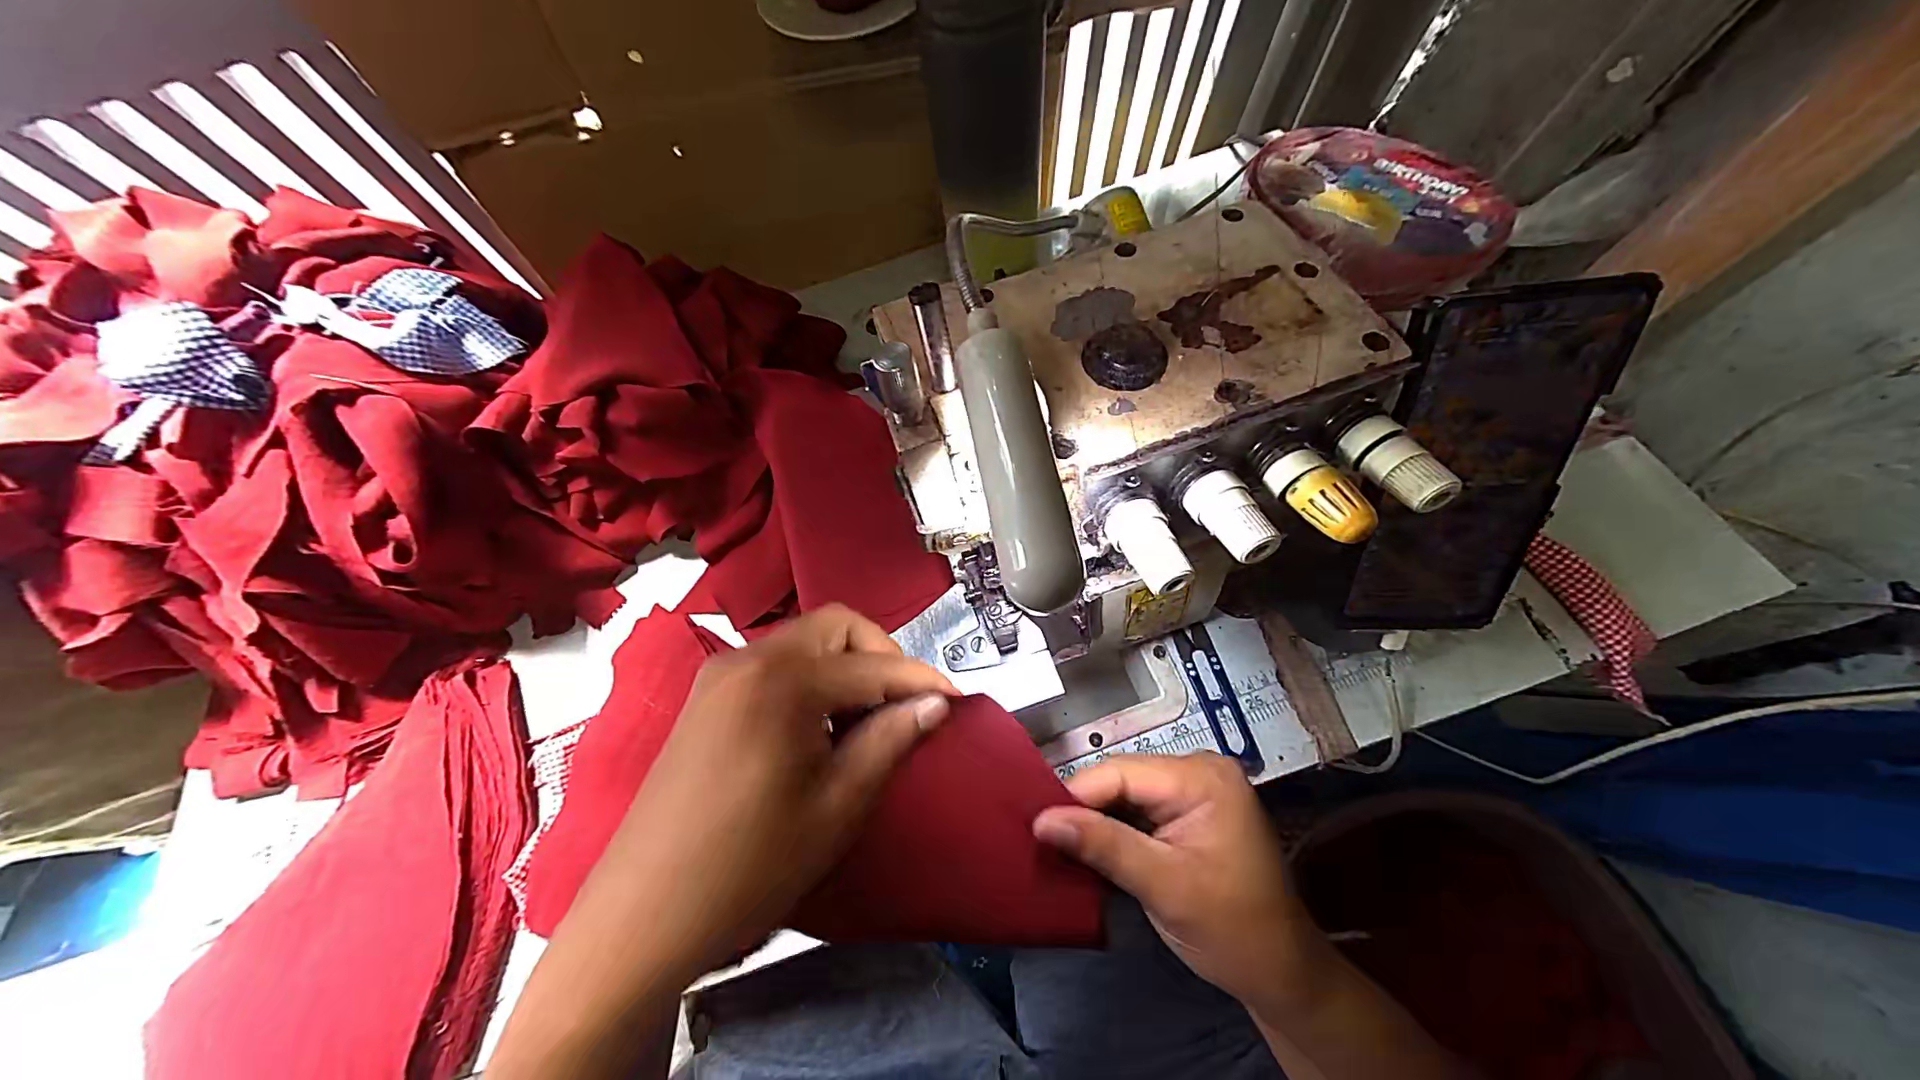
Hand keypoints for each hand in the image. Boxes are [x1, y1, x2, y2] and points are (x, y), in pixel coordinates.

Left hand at [491, 606, 955, 1079]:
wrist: (642, 916)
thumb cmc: (750, 866)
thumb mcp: (838, 806)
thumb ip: (891, 740)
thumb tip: (935, 704)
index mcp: (782, 681)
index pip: (872, 664)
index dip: (921, 681)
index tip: (958, 700)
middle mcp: (747, 659)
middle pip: (835, 627)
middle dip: (881, 656)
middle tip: (905, 707)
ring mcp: (719, 676)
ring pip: (804, 643)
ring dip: (846, 668)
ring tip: (868, 722)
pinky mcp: (705, 699)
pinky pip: (775, 667)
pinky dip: (811, 681)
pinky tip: (820, 728)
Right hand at [1032, 753, 1320, 1012]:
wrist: (1282, 973)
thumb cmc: (1233, 931)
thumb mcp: (1164, 887)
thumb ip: (1103, 846)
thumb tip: (1042, 821)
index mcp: (1202, 778)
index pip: (1120, 773)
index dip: (1075, 797)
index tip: (1037, 827)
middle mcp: (1198, 770)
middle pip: (1120, 780)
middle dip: (1084, 809)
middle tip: (1044, 839)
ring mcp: (1194, 789)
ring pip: (1124, 794)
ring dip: (1095, 820)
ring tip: (1059, 844)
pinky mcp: (1187, 810)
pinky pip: (1137, 808)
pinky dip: (1113, 829)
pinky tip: (1090, 848)